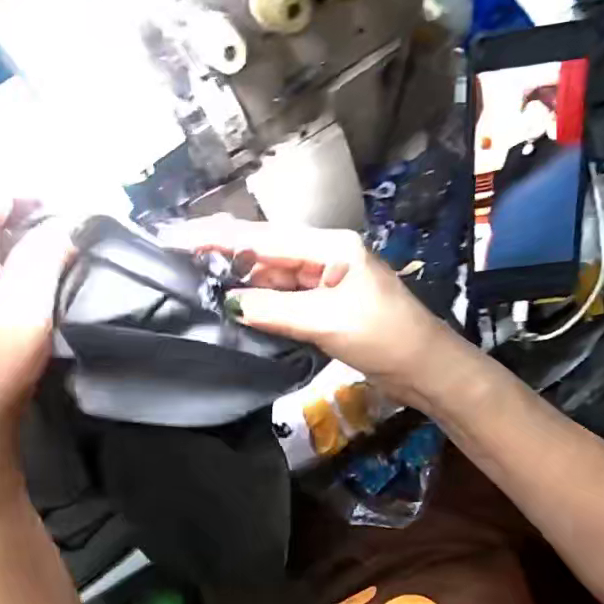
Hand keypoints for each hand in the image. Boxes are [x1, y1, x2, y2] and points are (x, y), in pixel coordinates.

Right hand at [164, 217, 466, 403]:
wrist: (425, 368)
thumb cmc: (384, 337)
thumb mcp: (328, 322)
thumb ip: (275, 310)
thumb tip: (230, 304)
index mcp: (330, 247)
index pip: (264, 238)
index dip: (219, 237)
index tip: (178, 235)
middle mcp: (325, 256)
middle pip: (265, 252)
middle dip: (224, 255)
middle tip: (178, 260)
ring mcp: (324, 281)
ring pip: (272, 276)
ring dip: (240, 280)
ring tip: (197, 281)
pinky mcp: (324, 306)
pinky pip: (283, 297)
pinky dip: (260, 301)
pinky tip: (234, 304)